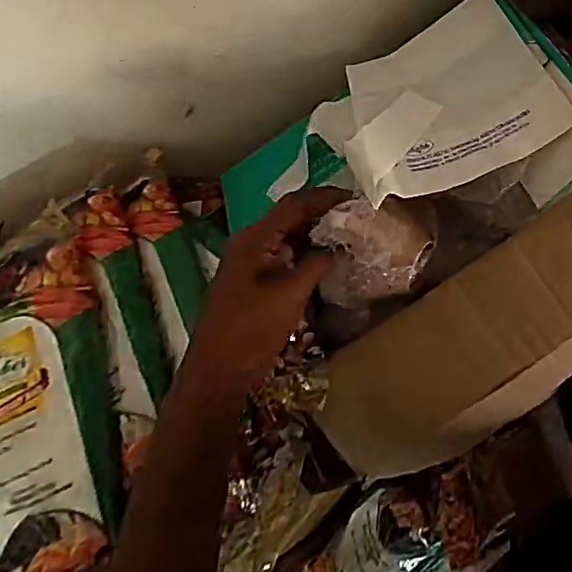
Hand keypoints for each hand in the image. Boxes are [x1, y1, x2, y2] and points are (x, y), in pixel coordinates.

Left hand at [182, 186, 346, 387]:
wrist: (216, 374)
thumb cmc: (251, 330)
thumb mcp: (290, 295)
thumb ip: (316, 265)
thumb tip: (339, 247)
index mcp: (255, 238)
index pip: (294, 204)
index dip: (325, 197)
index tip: (354, 197)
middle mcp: (250, 243)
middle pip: (290, 216)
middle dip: (322, 213)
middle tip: (355, 215)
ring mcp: (250, 262)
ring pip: (288, 236)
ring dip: (315, 234)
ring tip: (347, 234)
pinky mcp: (254, 281)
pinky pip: (283, 256)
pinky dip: (305, 254)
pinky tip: (326, 260)